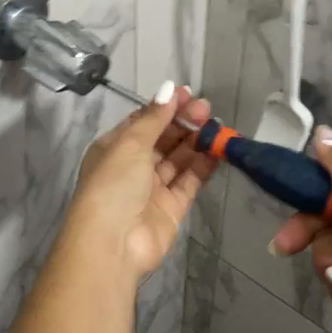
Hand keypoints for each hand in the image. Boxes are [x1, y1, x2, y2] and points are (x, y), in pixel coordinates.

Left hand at [71, 82, 218, 279]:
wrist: (113, 243)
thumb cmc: (114, 184)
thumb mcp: (130, 143)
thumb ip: (154, 118)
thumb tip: (169, 88)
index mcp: (113, 148)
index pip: (141, 122)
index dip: (163, 108)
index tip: (186, 94)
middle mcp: (131, 167)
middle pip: (161, 139)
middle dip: (182, 122)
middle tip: (206, 108)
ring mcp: (152, 189)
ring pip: (177, 159)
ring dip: (195, 141)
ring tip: (216, 125)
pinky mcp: (171, 208)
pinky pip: (189, 181)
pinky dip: (203, 165)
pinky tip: (218, 149)